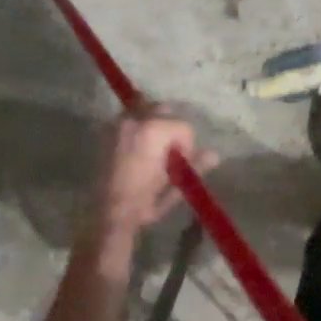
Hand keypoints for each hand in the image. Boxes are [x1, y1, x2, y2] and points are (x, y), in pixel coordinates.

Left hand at [92, 108, 216, 242]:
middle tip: (168, 152)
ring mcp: (117, 123)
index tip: (181, 162)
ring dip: (152, 122)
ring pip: (142, 108)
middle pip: (162, 109)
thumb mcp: (173, 187)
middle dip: (170, 128)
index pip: (183, 126)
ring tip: (152, 148)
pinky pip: (126, 118)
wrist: (106, 212)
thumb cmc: (143, 202)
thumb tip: (214, 155)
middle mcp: (135, 120)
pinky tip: (135, 147)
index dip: (187, 145)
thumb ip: (194, 166)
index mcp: (154, 132)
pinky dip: (135, 126)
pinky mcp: (105, 130)